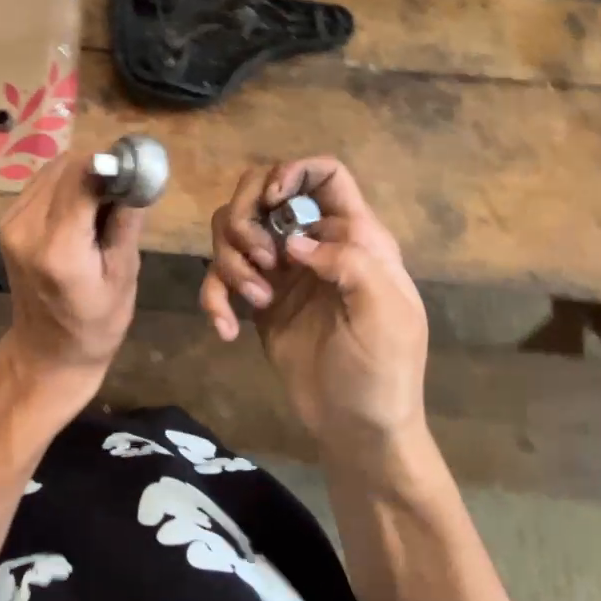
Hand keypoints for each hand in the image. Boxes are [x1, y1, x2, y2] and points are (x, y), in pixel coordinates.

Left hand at [0, 151, 143, 400]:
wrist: (47, 352)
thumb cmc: (96, 323)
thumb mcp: (124, 275)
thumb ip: (125, 220)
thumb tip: (139, 172)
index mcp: (58, 246)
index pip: (82, 178)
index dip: (112, 164)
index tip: (137, 167)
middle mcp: (26, 227)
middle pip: (65, 167)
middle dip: (98, 168)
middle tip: (125, 188)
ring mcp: (10, 222)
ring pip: (52, 170)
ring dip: (82, 175)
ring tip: (105, 202)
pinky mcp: (7, 220)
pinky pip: (40, 184)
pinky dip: (65, 185)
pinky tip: (82, 209)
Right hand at [200, 158, 427, 455]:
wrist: (357, 429)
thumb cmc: (384, 372)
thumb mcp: (386, 316)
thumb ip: (351, 264)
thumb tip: (296, 243)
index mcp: (355, 235)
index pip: (325, 173)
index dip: (294, 172)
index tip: (272, 201)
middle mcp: (313, 242)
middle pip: (261, 192)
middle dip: (246, 217)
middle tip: (260, 258)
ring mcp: (281, 269)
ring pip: (233, 230)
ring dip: (231, 260)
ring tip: (254, 301)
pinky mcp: (256, 297)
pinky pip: (219, 276)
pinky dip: (214, 296)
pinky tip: (226, 329)